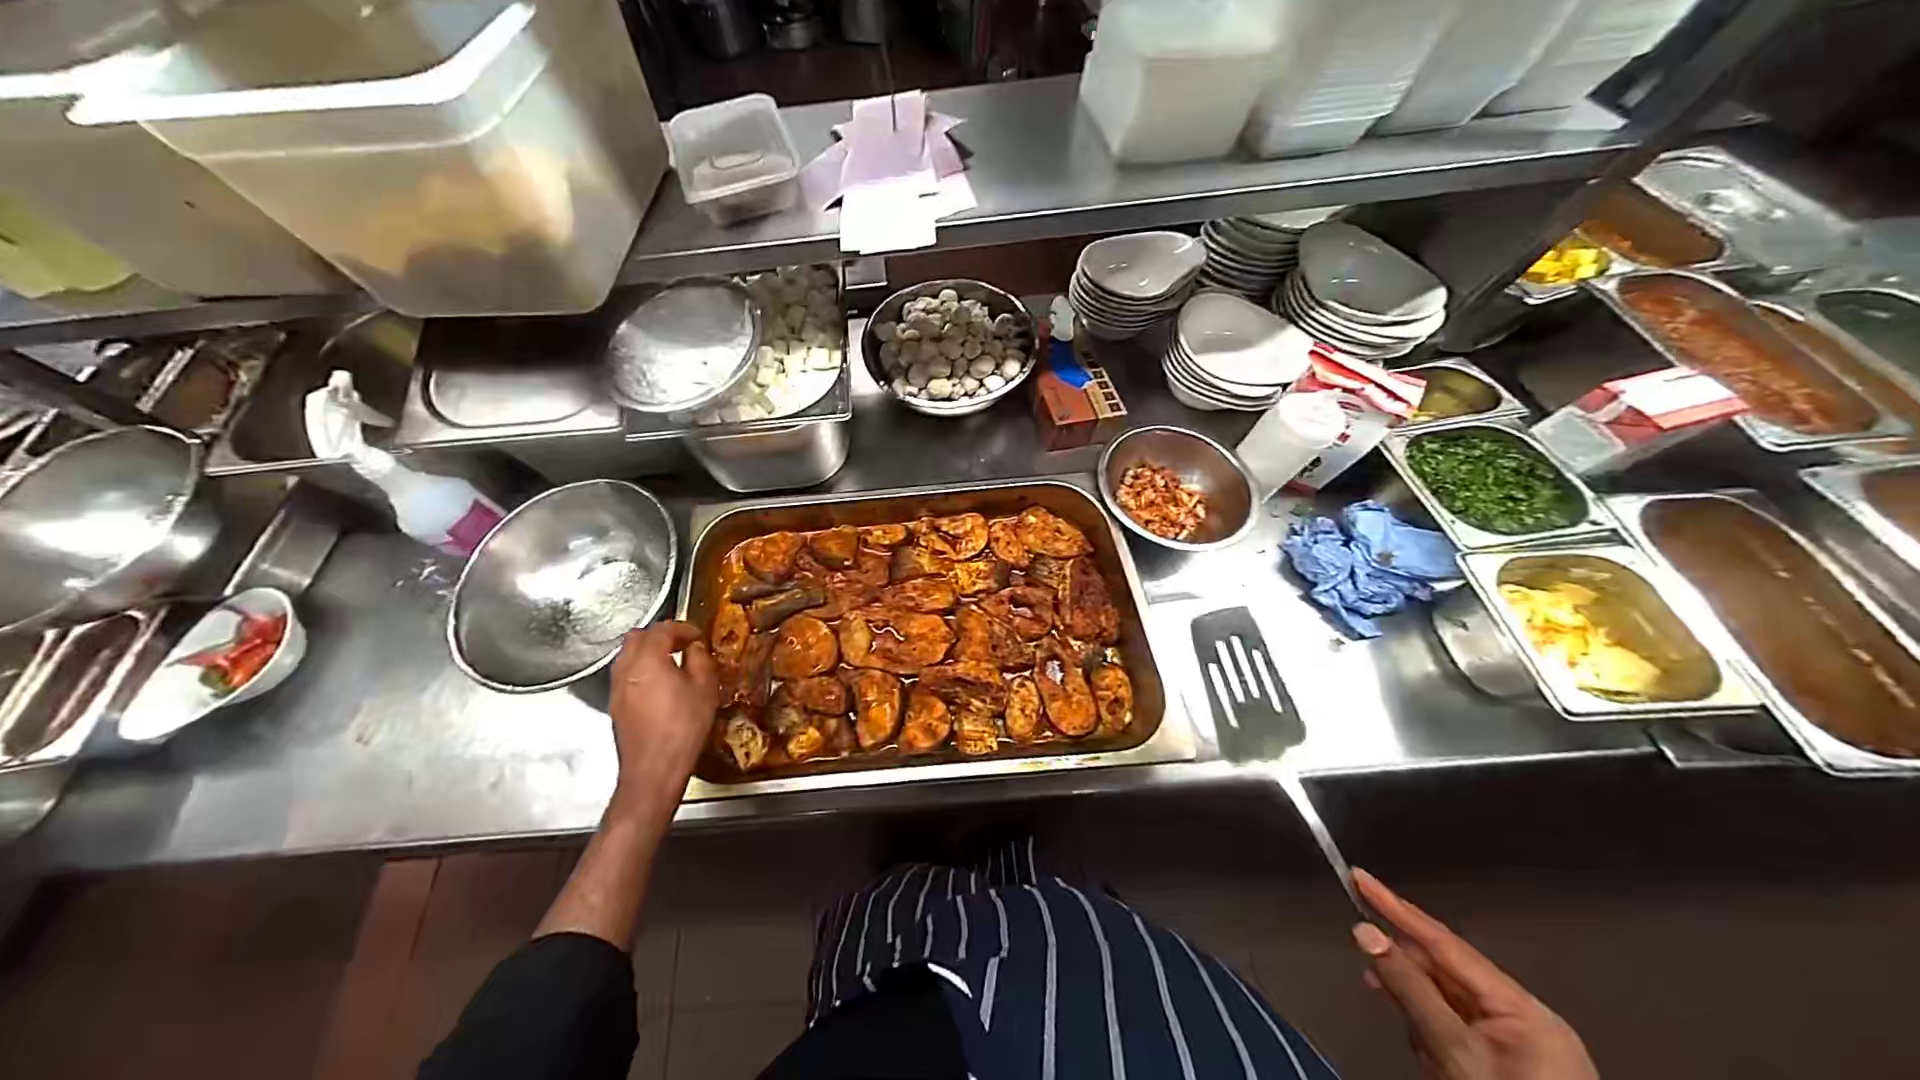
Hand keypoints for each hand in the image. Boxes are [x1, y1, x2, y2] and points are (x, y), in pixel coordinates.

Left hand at [607, 621, 719, 806]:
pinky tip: (661, 685)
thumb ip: (699, 659)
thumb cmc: (683, 727)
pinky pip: (626, 674)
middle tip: (682, 644)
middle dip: (660, 635)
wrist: (654, 768)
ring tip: (673, 663)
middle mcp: (626, 669)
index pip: (662, 629)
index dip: (682, 627)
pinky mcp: (615, 705)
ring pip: (628, 655)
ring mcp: (617, 688)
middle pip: (637, 637)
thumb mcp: (704, 688)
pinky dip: (642, 670)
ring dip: (649, 652)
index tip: (696, 635)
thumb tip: (694, 648)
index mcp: (648, 659)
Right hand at [1351, 868, 1598, 1079]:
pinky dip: (1435, 1029)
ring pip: (1451, 999)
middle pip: (1448, 970)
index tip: (1358, 877)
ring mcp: (1523, 1042)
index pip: (1445, 941)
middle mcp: (1526, 1016)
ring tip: (1405, 1026)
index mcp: (1520, 1005)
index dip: (1397, 908)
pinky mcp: (1514, 1064)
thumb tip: (1365, 932)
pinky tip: (1426, 1048)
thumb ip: (1409, 990)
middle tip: (1365, 962)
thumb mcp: (1452, 1051)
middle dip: (1405, 968)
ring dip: (1419, 1006)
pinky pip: (1462, 1026)